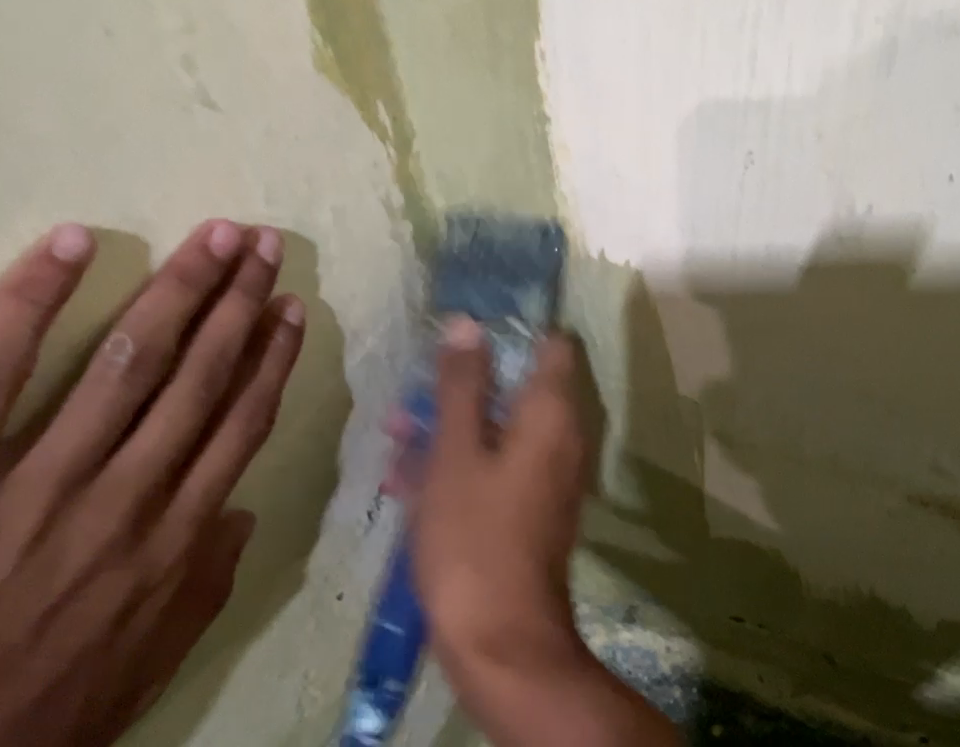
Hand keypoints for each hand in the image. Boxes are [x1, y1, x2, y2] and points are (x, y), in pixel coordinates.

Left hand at [0, 220, 304, 746]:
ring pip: (124, 364)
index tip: (290, 306)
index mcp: (170, 547)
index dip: (269, 358)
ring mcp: (33, 486)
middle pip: (195, 379)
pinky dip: (27, 301)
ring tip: (211, 237)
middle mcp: (123, 501)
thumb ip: (200, 593)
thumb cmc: (12, 730)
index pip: (238, 426)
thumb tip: (243, 513)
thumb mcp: (135, 679)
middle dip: (236, 303)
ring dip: (175, 291)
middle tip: (260, 243)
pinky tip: (69, 243)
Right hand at [404, 318, 676, 746]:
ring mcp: (550, 475)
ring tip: (396, 431)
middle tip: (417, 385)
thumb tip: (469, 324)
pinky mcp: (532, 507)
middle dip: (468, 382)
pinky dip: (463, 460)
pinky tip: (408, 474)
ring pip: (502, 428)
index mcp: (552, 413)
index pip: (551, 344)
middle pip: (521, 386)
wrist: (500, 636)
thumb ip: (462, 385)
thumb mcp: (456, 453)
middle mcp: (563, 437)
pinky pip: (499, 465)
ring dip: (455, 424)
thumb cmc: (473, 535)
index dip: (513, 329)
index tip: (469, 327)